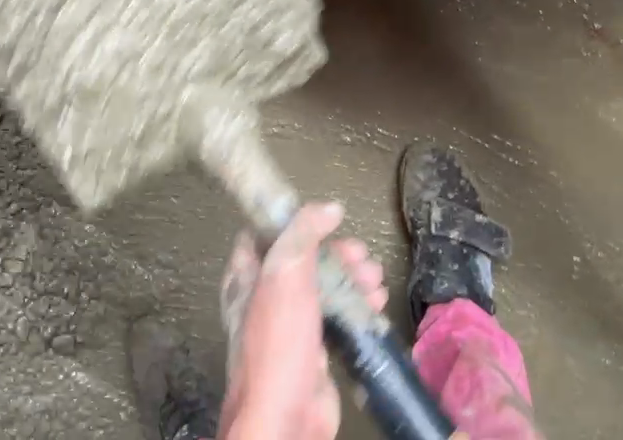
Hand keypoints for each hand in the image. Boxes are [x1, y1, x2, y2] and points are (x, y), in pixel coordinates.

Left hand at [216, 203, 388, 439]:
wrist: (286, 416)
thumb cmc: (277, 340)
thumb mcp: (286, 272)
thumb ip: (304, 232)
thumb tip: (330, 207)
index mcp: (246, 274)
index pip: (265, 232)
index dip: (295, 221)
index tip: (326, 219)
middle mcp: (264, 296)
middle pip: (304, 259)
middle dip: (336, 252)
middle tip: (362, 254)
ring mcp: (289, 324)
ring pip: (324, 288)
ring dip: (352, 277)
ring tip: (375, 278)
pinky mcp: (313, 349)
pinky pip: (336, 317)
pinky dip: (356, 306)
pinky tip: (376, 302)